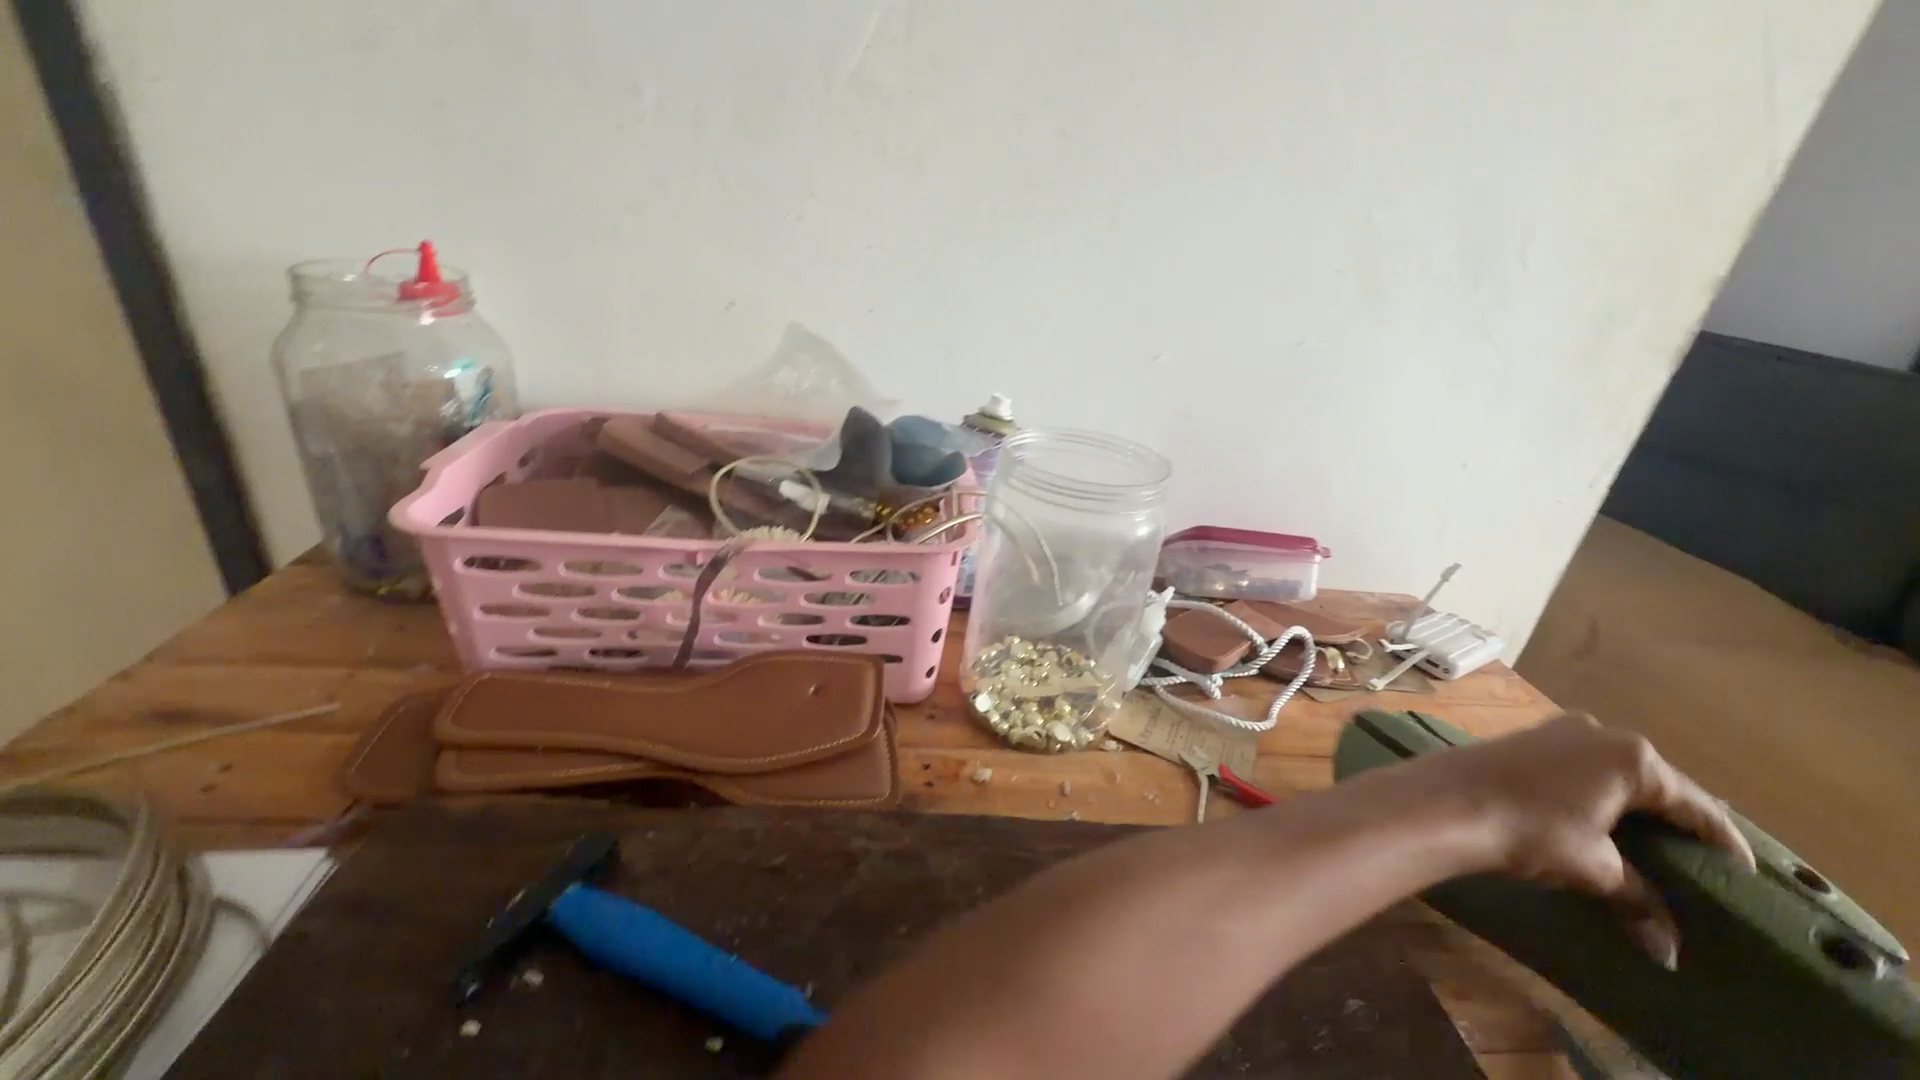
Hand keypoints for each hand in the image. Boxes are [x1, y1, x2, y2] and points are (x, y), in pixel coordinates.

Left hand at [1409, 713, 1755, 965]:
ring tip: (1654, 845)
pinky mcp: (1527, 738)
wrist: (1442, 802)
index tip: (1746, 877)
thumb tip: (1669, 952)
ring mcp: (1559, 730)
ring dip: (1633, 807)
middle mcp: (1601, 733)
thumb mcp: (1593, 867)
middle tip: (1702, 863)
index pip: (1697, 806)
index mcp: (1633, 758)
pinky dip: (1598, 794)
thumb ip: (1638, 899)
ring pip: (1615, 773)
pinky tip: (1599, 819)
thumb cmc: (1528, 828)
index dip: (1723, 844)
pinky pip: (1581, 768)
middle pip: (1657, 784)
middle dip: (1677, 823)